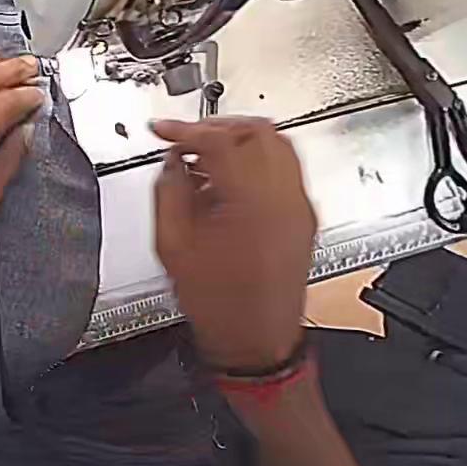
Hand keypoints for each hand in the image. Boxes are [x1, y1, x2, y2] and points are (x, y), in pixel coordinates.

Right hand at [151, 117, 316, 372]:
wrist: (255, 339)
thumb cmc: (218, 303)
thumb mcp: (173, 245)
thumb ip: (168, 192)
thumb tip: (171, 162)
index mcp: (252, 203)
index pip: (221, 141)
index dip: (185, 129)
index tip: (164, 130)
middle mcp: (285, 197)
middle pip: (256, 131)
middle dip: (215, 127)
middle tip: (184, 137)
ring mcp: (299, 205)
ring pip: (276, 143)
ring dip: (237, 139)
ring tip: (203, 153)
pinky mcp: (303, 215)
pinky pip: (283, 167)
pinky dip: (254, 157)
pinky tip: (226, 174)